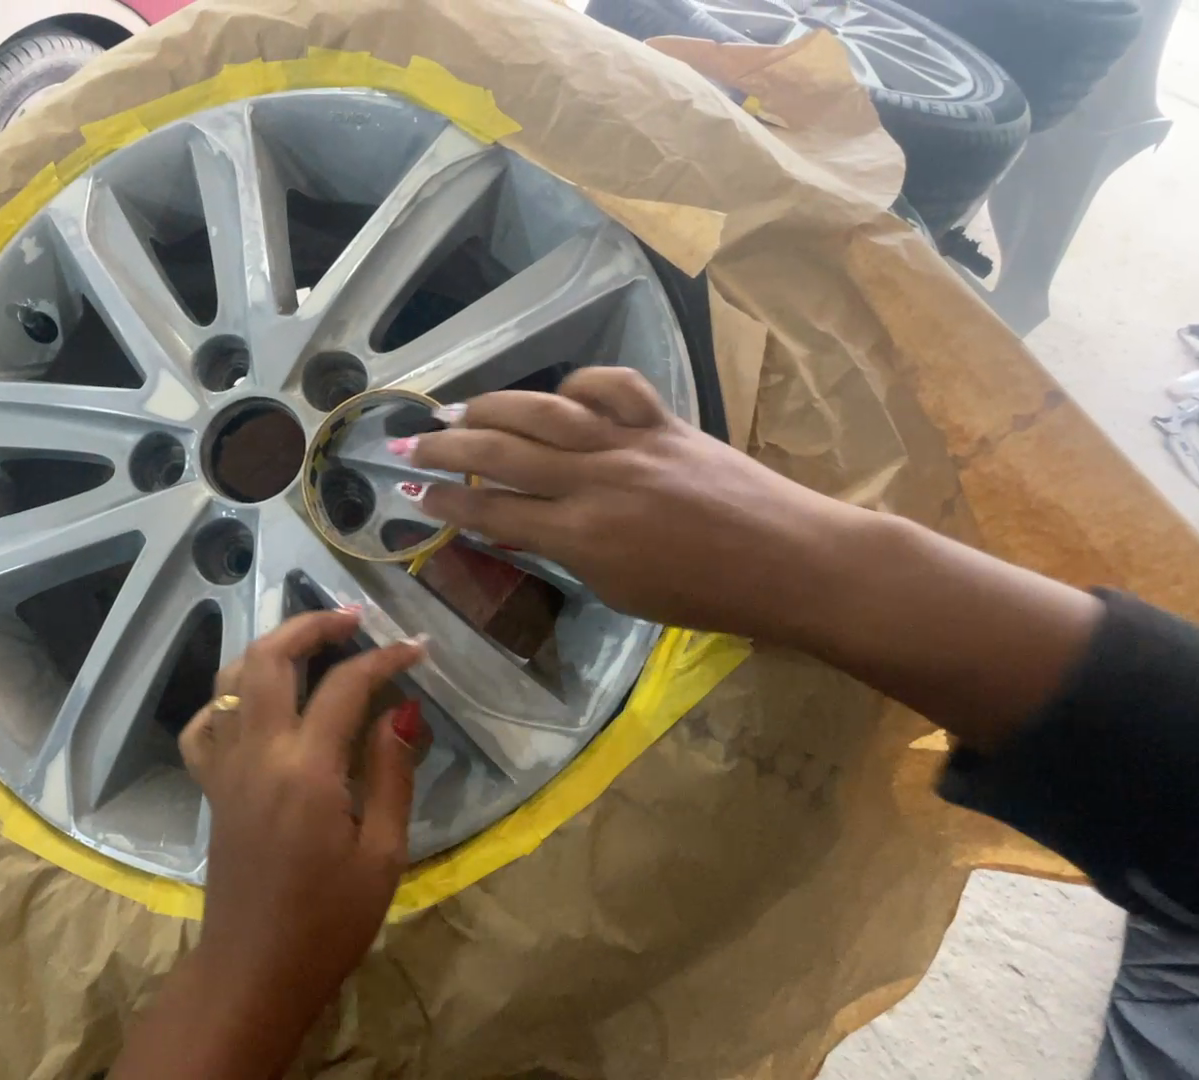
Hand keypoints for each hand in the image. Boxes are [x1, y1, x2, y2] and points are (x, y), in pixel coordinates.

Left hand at [181, 609, 428, 1009]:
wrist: (254, 971)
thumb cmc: (328, 923)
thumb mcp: (382, 855)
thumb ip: (391, 775)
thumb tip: (402, 711)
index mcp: (306, 770)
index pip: (345, 686)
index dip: (384, 658)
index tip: (416, 649)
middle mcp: (257, 753)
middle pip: (270, 657)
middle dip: (311, 625)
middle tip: (352, 618)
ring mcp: (225, 766)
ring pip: (232, 678)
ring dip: (270, 647)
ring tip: (309, 642)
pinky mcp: (210, 785)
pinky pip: (205, 724)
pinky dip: (226, 698)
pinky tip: (254, 703)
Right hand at [407, 367, 858, 643]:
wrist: (791, 562)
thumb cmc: (701, 596)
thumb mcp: (614, 588)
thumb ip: (559, 550)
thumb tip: (512, 524)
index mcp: (580, 536)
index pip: (491, 511)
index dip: (444, 502)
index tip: (412, 494)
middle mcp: (594, 480)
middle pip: (501, 453)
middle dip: (444, 448)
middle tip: (407, 443)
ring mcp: (630, 443)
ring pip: (543, 409)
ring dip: (489, 406)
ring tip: (454, 409)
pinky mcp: (664, 420)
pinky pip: (610, 385)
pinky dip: (577, 382)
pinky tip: (558, 394)